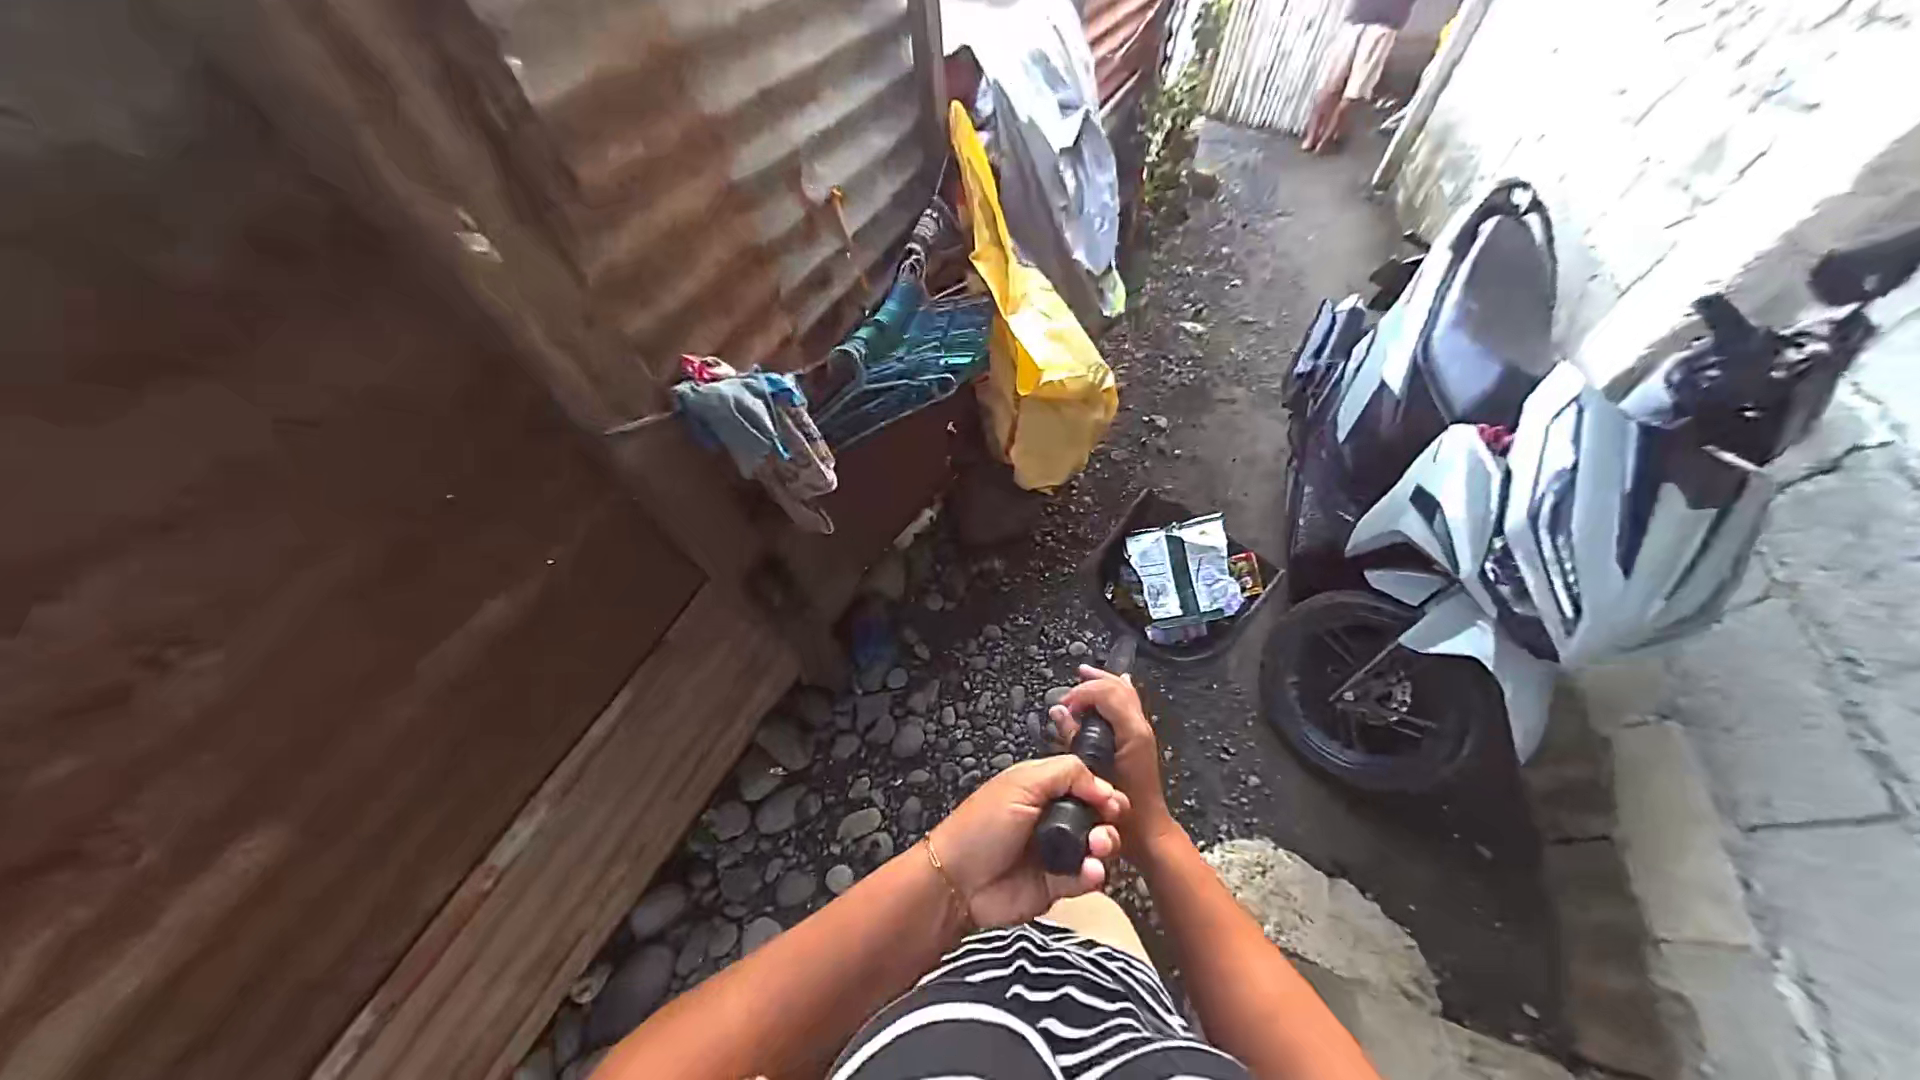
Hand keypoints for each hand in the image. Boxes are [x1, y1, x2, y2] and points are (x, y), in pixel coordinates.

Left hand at [926, 755, 1129, 927]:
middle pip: (1097, 815)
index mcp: (1042, 788)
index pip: (1084, 783)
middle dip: (1109, 818)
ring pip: (1098, 846)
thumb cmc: (983, 824)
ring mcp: (1057, 851)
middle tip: (1107, 822)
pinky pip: (1088, 877)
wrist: (959, 880)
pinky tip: (1090, 871)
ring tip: (1097, 847)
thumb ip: (1065, 773)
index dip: (1101, 790)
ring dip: (1105, 844)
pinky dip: (1095, 874)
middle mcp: (1052, 817)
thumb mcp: (1022, 783)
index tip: (1111, 800)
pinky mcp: (1059, 884)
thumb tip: (1103, 786)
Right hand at [1050, 665, 1174, 839]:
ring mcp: (1142, 733)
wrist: (1147, 832)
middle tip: (1071, 688)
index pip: (1107, 693)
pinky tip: (1107, 690)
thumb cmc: (1120, 811)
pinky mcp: (1139, 740)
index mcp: (1132, 733)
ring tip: (1085, 676)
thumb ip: (1074, 740)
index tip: (1065, 706)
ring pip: (1125, 693)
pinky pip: (1127, 704)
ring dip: (1102, 683)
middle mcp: (1140, 728)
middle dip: (1092, 682)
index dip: (1082, 693)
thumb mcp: (1091, 775)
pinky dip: (1112, 693)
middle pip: (1118, 687)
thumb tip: (1059, 712)